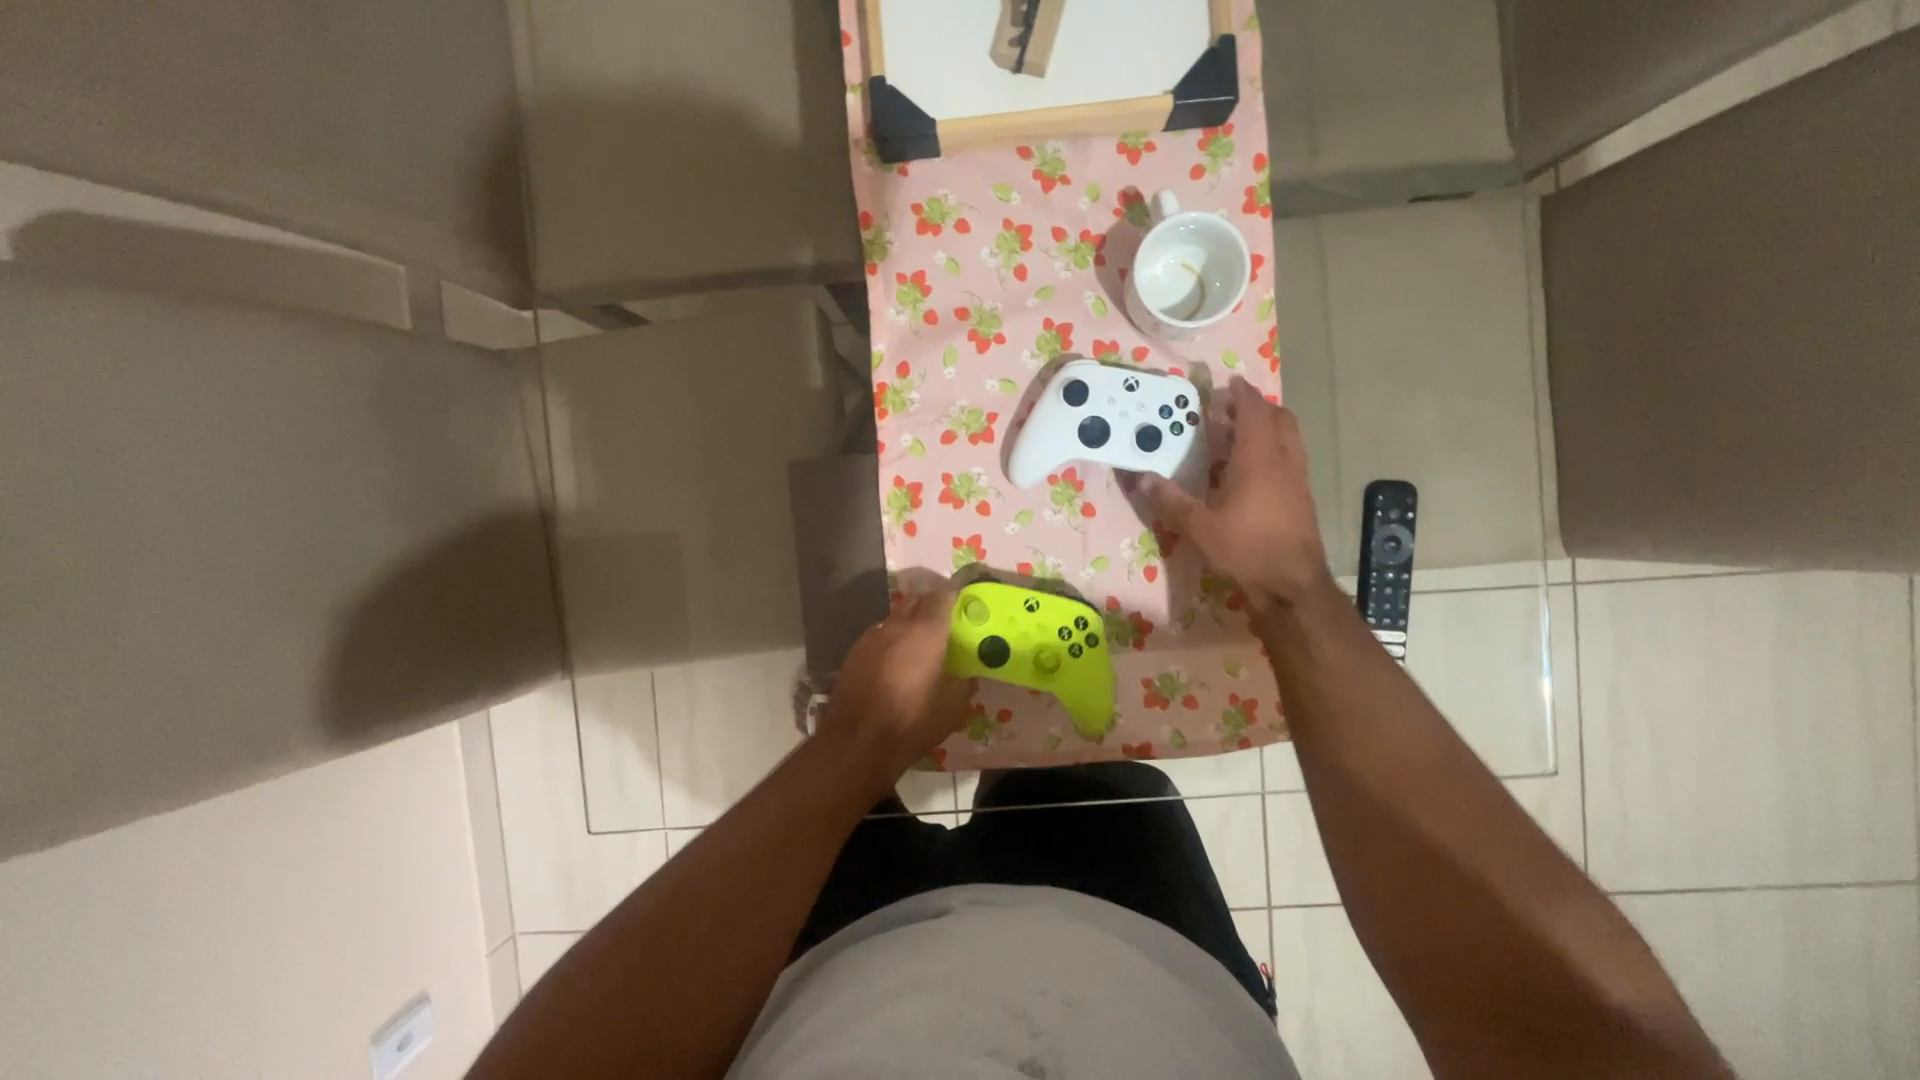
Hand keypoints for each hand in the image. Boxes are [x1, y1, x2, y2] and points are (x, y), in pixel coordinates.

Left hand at [819, 588, 973, 795]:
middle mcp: (897, 625)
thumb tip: (969, 673)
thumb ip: (965, 683)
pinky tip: (896, 660)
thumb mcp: (953, 707)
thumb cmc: (912, 722)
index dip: (956, 593)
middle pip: (917, 600)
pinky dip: (892, 639)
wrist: (857, 742)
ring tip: (921, 642)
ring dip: (910, 621)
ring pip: (896, 617)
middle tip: (947, 620)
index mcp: (926, 632)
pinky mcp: (854, 653)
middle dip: (933, 604)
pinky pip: (879, 635)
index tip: (966, 601)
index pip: (943, 595)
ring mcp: (871, 637)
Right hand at [1141, 378, 1329, 608]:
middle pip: (1281, 420)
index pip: (1254, 412)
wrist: (1293, 584)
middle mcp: (1284, 462)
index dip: (1243, 394)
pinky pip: (1290, 462)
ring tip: (1241, 438)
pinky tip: (1253, 474)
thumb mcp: (1200, 527)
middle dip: (1260, 409)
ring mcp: (1298, 481)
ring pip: (1290, 440)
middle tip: (1234, 410)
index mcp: (1259, 459)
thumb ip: (1171, 501)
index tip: (1230, 382)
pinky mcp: (1302, 500)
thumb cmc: (1247, 548)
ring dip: (1270, 430)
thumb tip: (1142, 479)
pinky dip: (1274, 454)